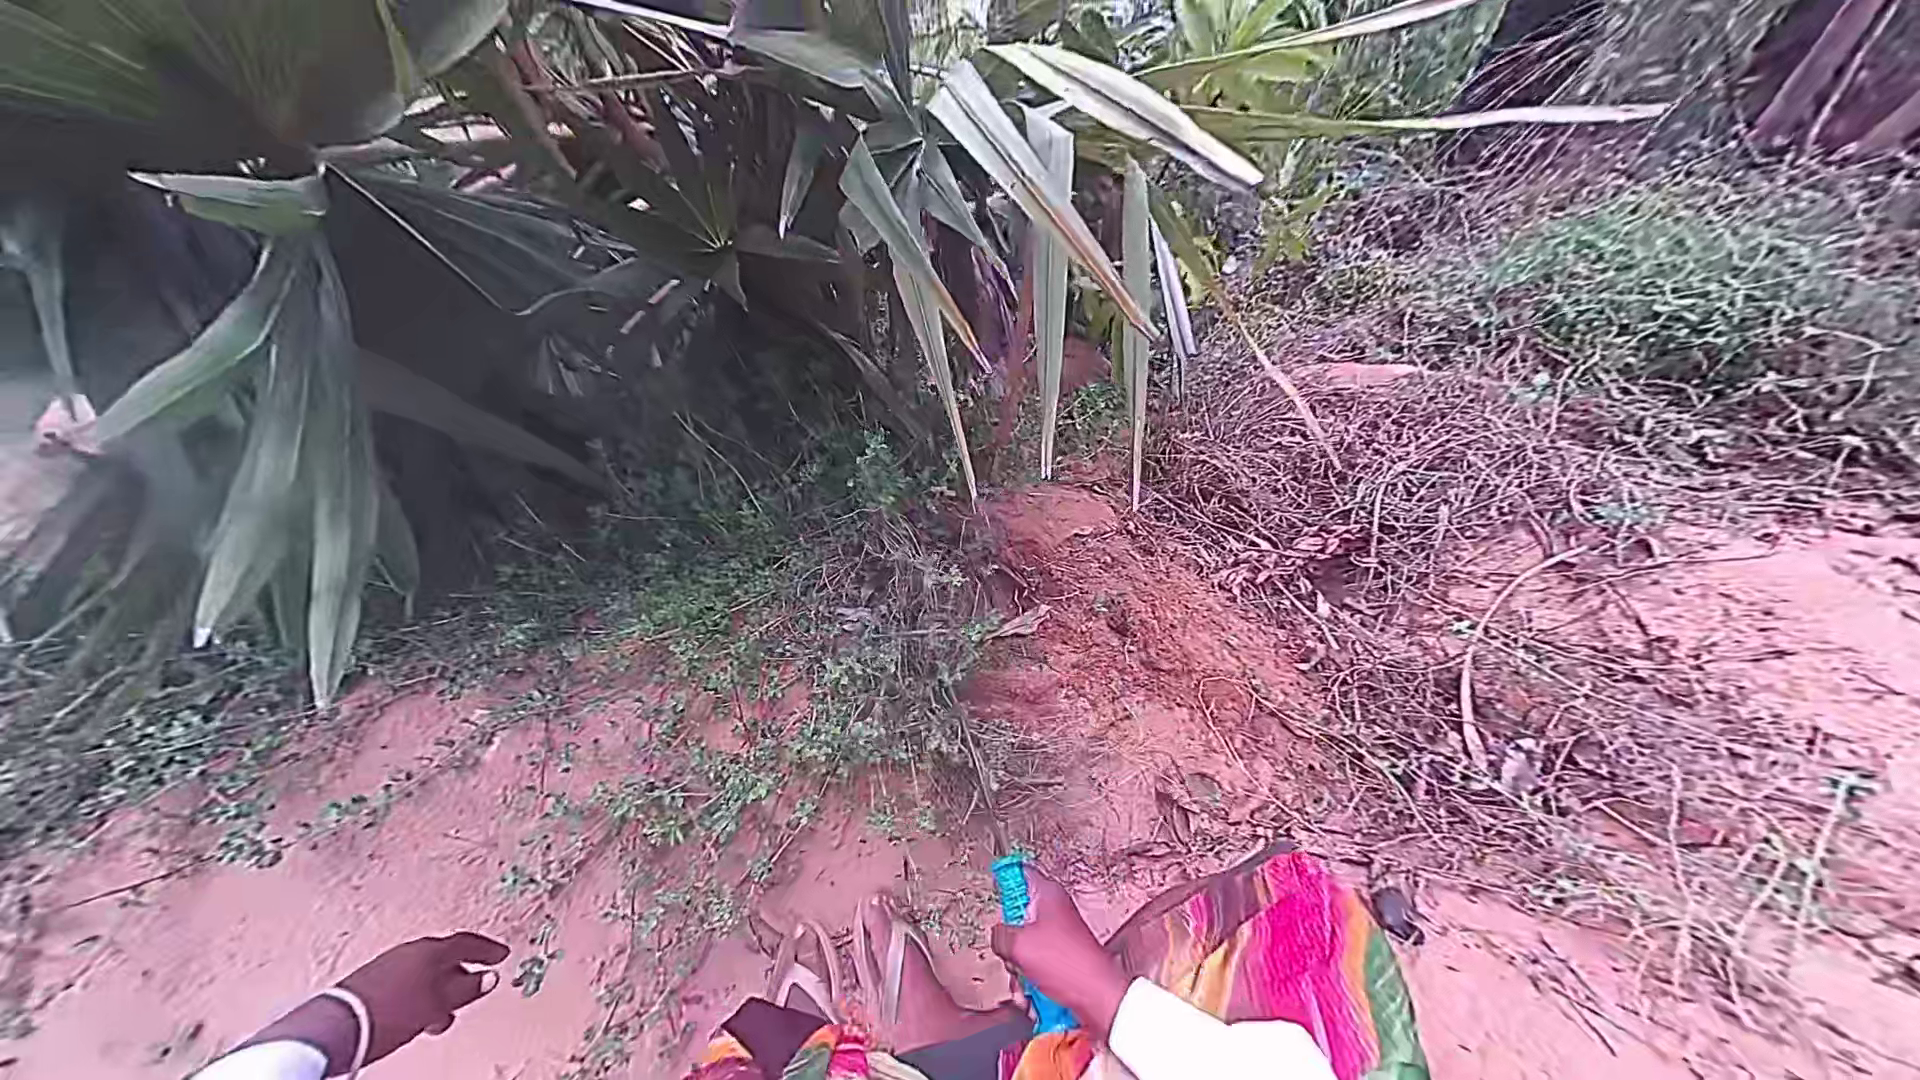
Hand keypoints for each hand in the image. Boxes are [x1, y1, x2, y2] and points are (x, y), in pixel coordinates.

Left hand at [244, 932, 508, 1072]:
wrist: (329, 1031)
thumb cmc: (389, 1013)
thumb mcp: (437, 1004)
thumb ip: (466, 988)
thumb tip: (489, 978)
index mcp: (432, 949)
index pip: (469, 943)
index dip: (487, 950)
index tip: (501, 956)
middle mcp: (411, 950)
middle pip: (444, 958)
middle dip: (459, 974)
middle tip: (469, 991)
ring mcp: (386, 964)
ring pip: (422, 971)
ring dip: (434, 988)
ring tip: (435, 1014)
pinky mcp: (365, 982)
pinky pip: (402, 981)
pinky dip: (413, 993)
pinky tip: (410, 1012)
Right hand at [990, 870, 1130, 1038]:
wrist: (1098, 999)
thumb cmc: (1069, 964)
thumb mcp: (1019, 945)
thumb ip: (999, 934)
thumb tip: (997, 935)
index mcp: (1047, 893)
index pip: (1021, 872)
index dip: (1005, 877)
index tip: (995, 886)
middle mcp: (1054, 909)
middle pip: (1018, 913)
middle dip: (1009, 938)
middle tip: (1011, 948)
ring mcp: (1059, 933)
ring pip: (1025, 942)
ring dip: (1018, 964)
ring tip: (1023, 980)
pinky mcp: (1063, 957)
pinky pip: (1036, 962)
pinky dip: (1030, 978)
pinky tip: (1031, 994)